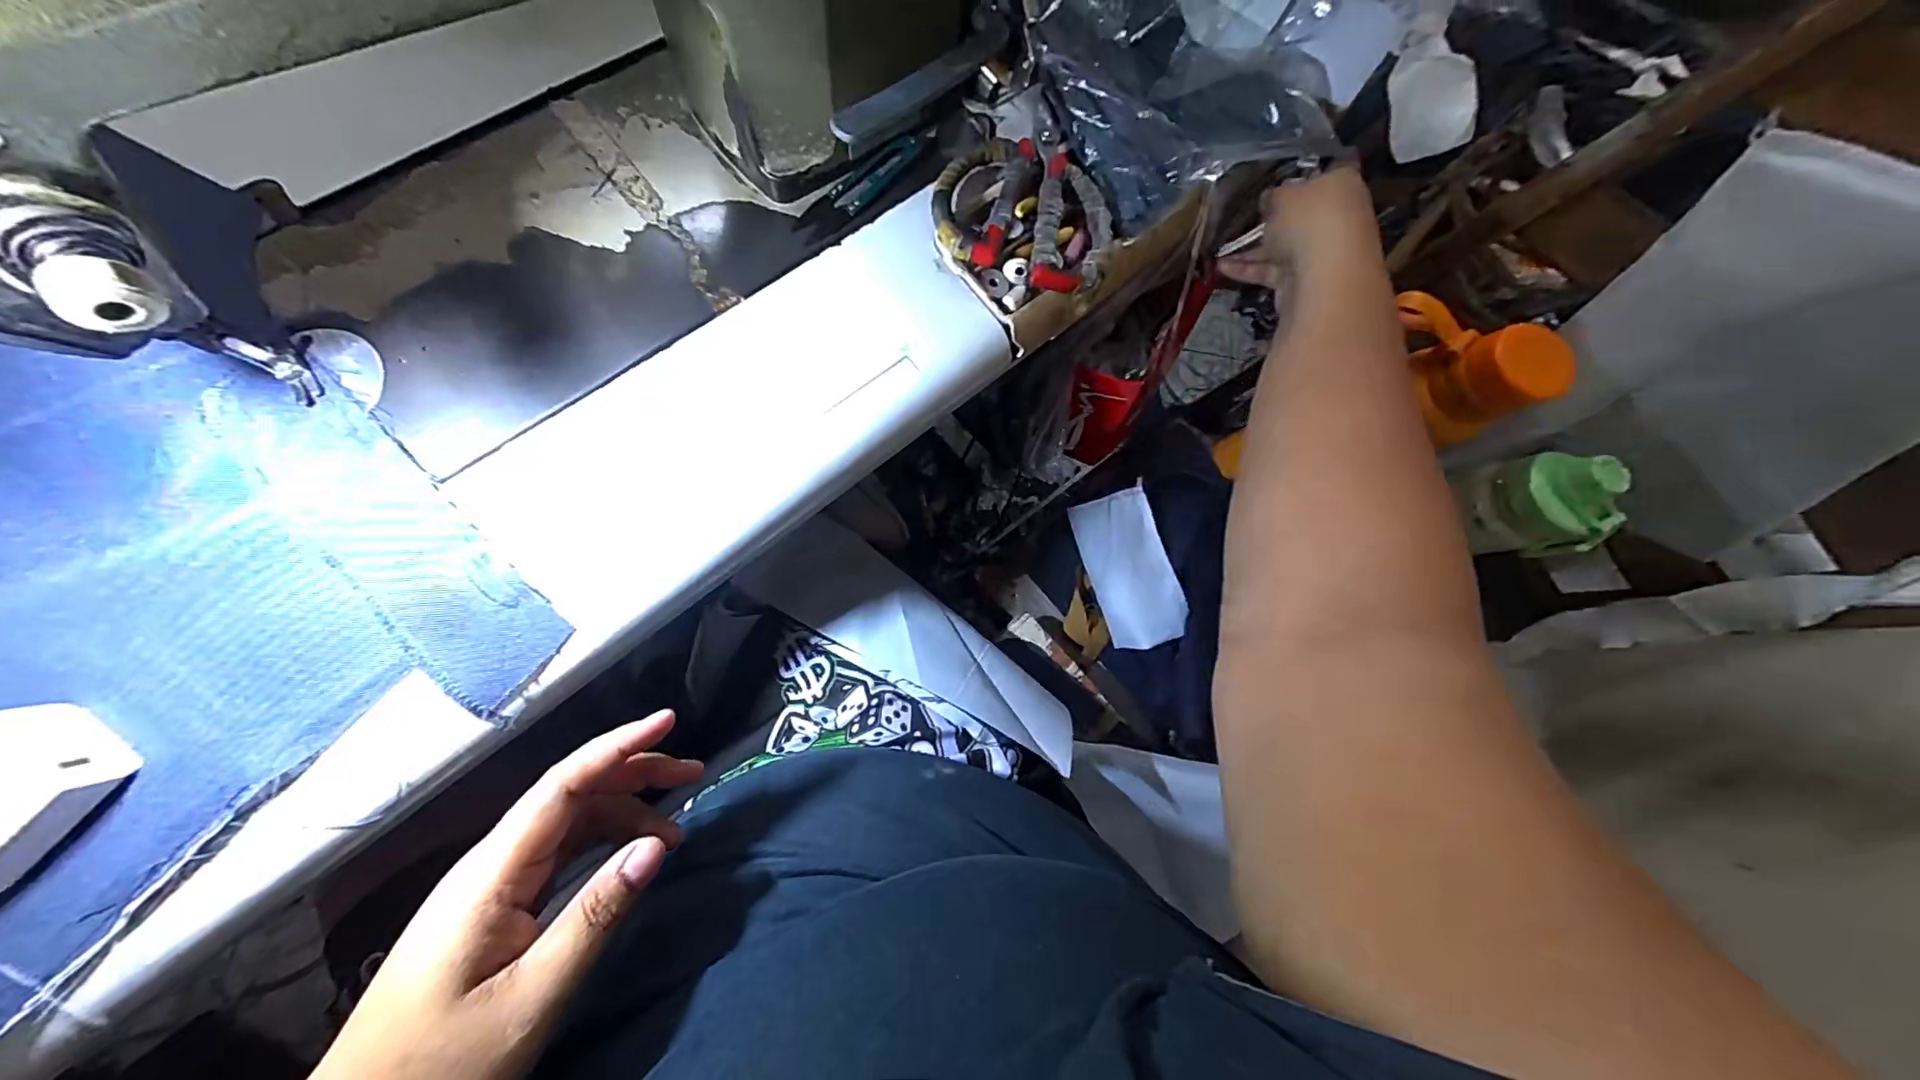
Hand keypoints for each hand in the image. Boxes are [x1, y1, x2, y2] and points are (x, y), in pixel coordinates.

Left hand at [311, 711, 703, 1079]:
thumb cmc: (443, 1062)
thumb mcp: (533, 996)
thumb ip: (596, 914)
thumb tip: (657, 845)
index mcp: (492, 873)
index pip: (563, 785)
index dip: (618, 746)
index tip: (667, 721)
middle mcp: (492, 863)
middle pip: (571, 793)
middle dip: (634, 772)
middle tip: (693, 772)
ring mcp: (492, 883)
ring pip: (570, 821)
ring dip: (626, 811)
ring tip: (675, 830)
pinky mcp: (497, 905)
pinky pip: (562, 852)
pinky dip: (606, 841)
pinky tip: (632, 853)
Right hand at [1217, 165, 1376, 290]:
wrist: (1322, 275)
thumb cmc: (1310, 220)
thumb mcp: (1284, 196)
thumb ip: (1275, 195)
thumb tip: (1272, 198)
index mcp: (1342, 186)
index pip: (1324, 176)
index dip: (1300, 179)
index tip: (1275, 185)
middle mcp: (1336, 218)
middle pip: (1301, 216)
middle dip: (1272, 220)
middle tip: (1246, 218)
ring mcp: (1319, 252)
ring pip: (1282, 246)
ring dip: (1251, 249)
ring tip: (1220, 249)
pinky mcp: (1301, 280)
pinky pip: (1271, 270)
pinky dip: (1248, 269)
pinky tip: (1222, 268)